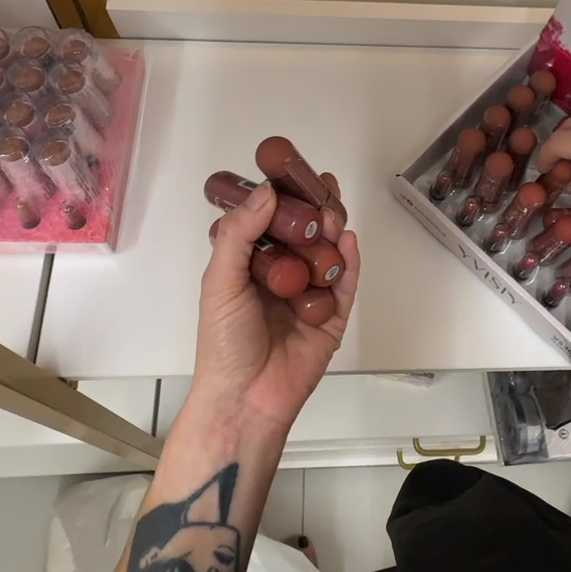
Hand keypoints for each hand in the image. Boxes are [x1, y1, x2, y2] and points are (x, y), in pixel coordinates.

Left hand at [192, 184, 360, 434]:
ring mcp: (309, 296)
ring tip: (331, 214)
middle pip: (305, 234)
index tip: (292, 172)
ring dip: (332, 230)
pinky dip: (349, 261)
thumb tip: (265, 192)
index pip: (270, 223)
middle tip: (323, 187)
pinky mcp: (332, 316)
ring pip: (327, 254)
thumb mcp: (221, 281)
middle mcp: (282, 276)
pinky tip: (348, 240)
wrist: (246, 398)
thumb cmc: (225, 342)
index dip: (283, 198)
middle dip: (315, 209)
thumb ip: (240, 235)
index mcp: (251, 267)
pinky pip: (345, 283)